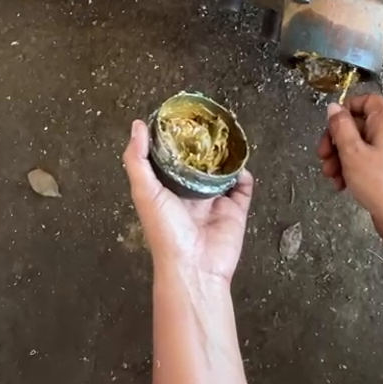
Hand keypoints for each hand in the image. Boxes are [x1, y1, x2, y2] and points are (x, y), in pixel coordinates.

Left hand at [123, 119, 253, 283]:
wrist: (195, 267)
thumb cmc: (165, 231)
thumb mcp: (144, 191)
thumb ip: (137, 159)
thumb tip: (138, 125)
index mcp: (167, 188)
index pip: (172, 157)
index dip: (175, 138)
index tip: (181, 116)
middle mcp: (191, 193)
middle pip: (199, 162)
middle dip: (204, 144)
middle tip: (209, 122)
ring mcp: (215, 201)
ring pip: (223, 171)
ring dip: (226, 155)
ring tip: (228, 135)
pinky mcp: (235, 210)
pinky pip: (243, 187)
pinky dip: (244, 174)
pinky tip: (241, 162)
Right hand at [316, 95, 382, 250]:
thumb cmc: (381, 184)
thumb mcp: (352, 151)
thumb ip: (340, 126)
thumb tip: (334, 107)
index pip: (367, 100)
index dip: (347, 108)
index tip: (332, 124)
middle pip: (358, 124)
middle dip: (336, 139)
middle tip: (324, 154)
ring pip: (359, 145)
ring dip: (340, 157)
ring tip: (330, 174)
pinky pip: (366, 161)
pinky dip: (351, 168)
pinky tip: (341, 184)